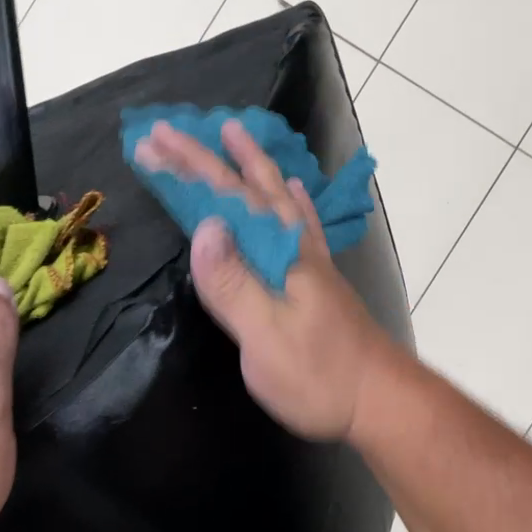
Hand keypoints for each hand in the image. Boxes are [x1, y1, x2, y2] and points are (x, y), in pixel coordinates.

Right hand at [133, 119, 393, 440]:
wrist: (381, 402)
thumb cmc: (319, 378)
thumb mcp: (265, 338)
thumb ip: (233, 284)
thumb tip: (204, 227)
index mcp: (276, 256)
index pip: (223, 201)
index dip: (186, 170)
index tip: (150, 141)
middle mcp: (294, 249)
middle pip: (246, 191)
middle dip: (205, 159)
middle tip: (170, 130)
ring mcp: (311, 265)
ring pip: (276, 198)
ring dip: (250, 165)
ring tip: (234, 132)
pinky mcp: (321, 284)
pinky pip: (303, 225)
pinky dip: (293, 200)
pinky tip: (293, 189)